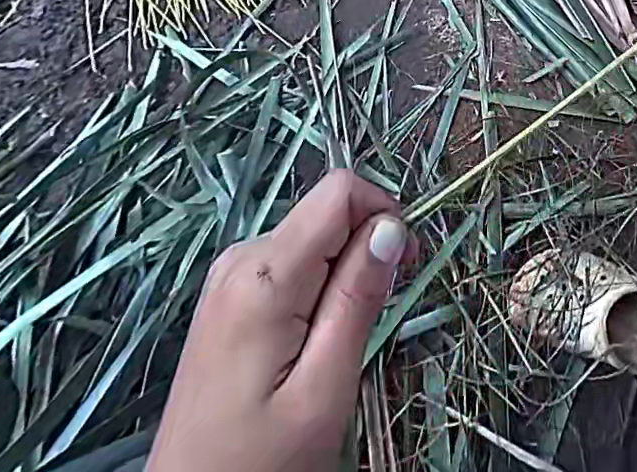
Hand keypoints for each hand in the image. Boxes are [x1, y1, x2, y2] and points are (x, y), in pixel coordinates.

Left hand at [149, 170, 412, 471]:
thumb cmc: (259, 464)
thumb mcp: (323, 390)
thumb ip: (357, 298)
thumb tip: (392, 226)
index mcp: (263, 274)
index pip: (339, 192)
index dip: (383, 214)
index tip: (404, 264)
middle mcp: (242, 257)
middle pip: (328, 211)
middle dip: (366, 246)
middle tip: (372, 314)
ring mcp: (232, 274)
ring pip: (316, 234)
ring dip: (346, 268)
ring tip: (342, 335)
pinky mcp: (232, 293)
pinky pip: (296, 259)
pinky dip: (322, 281)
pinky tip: (315, 334)